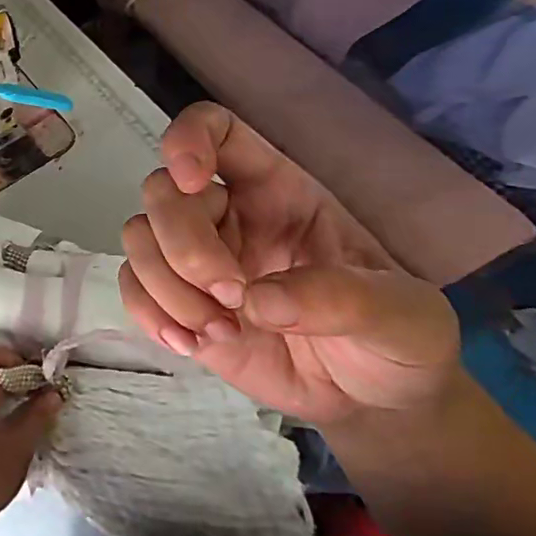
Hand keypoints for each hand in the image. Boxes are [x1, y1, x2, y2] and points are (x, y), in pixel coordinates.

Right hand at [118, 102, 460, 428]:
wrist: (370, 405)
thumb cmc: (394, 341)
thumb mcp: (406, 319)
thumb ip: (345, 300)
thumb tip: (257, 300)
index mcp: (277, 191)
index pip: (218, 131)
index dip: (191, 138)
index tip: (193, 180)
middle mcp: (224, 213)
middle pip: (162, 190)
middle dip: (184, 246)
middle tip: (232, 297)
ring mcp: (192, 256)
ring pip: (137, 236)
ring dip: (167, 287)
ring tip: (220, 331)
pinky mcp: (172, 298)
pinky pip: (129, 284)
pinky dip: (149, 313)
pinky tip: (189, 343)